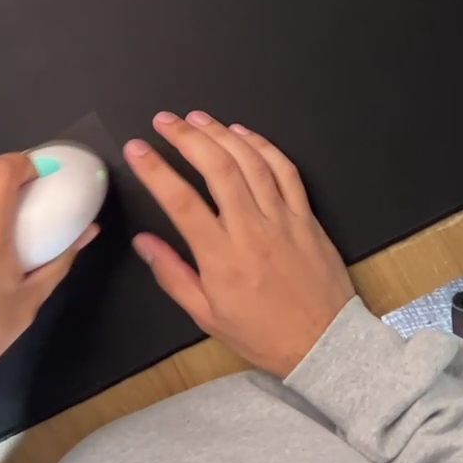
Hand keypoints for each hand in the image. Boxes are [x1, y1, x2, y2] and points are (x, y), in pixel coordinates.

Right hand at [128, 112, 355, 377]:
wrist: (326, 345)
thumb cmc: (262, 333)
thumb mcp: (206, 315)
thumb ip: (172, 274)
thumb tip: (142, 241)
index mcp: (222, 258)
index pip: (181, 202)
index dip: (155, 170)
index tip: (136, 148)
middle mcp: (251, 230)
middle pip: (217, 169)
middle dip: (187, 137)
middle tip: (165, 120)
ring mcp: (283, 218)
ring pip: (250, 162)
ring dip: (220, 133)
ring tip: (196, 117)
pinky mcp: (306, 215)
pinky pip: (285, 170)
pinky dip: (262, 145)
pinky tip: (242, 133)